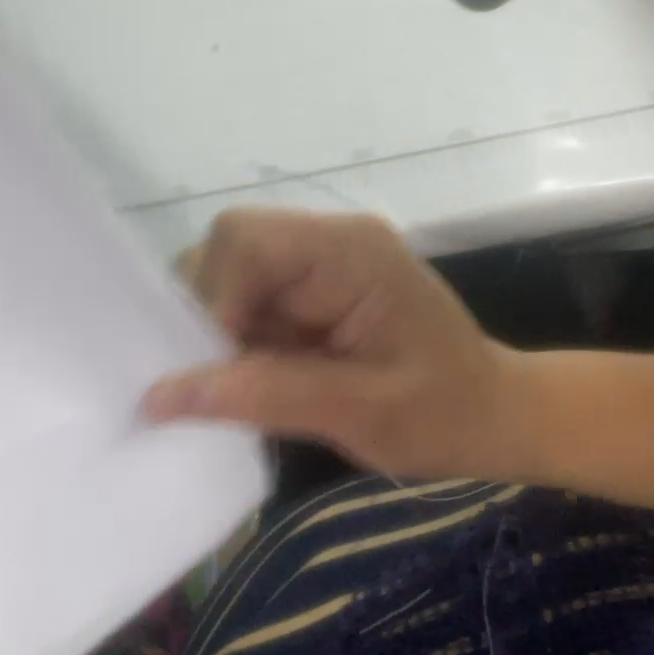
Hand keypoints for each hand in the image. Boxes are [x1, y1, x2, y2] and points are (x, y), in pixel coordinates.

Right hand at [141, 209, 521, 480]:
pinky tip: (263, 379)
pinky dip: (243, 341)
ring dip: (226, 332)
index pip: (245, 239)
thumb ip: (262, 394)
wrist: (495, 415)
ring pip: (233, 276)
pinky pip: (253, 301)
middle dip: (214, 315)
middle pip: (231, 249)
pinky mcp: (318, 291)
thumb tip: (158, 394)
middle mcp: (332, 241)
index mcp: (351, 252)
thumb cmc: (443, 414)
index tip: (223, 365)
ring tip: (251, 384)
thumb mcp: (357, 412)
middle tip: (233, 379)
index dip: (215, 297)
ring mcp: (324, 264)